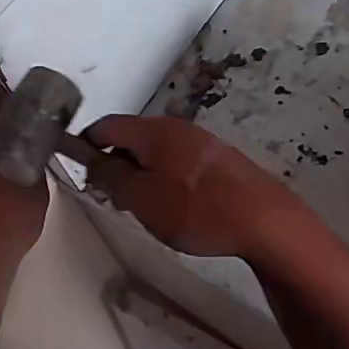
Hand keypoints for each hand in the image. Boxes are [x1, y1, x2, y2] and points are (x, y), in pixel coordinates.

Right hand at [84, 115, 310, 259]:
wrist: (267, 223)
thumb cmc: (195, 209)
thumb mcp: (140, 198)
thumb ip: (109, 176)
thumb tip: (93, 161)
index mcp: (152, 131)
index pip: (105, 125)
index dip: (85, 144)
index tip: (80, 170)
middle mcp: (176, 128)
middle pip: (131, 137)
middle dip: (114, 162)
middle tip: (111, 195)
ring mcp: (202, 142)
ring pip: (156, 151)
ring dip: (140, 172)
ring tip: (143, 205)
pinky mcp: (221, 161)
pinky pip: (179, 161)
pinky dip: (165, 177)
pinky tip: (175, 205)